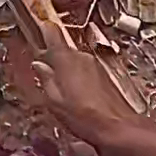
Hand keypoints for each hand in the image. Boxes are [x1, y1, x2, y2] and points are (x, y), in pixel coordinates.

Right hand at [30, 35, 141, 150]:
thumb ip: (45, 79)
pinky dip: (78, 76)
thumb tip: (38, 66)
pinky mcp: (104, 75)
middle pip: (63, 49)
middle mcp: (81, 57)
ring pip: (74, 59)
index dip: (44, 29)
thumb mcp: (55, 101)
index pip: (53, 33)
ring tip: (59, 88)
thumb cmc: (85, 117)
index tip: (38, 27)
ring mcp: (94, 65)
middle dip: (53, 57)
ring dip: (66, 68)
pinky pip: (85, 69)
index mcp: (66, 60)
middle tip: (43, 70)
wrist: (117, 128)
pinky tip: (76, 94)